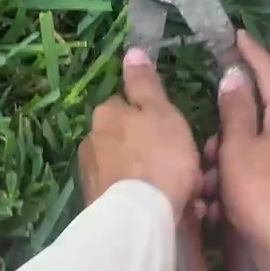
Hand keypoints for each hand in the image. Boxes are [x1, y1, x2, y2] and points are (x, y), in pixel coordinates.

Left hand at [78, 47, 200, 211]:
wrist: (139, 218)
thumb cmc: (159, 157)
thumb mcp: (161, 112)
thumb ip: (145, 84)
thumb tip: (132, 52)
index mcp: (106, 113)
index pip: (126, 104)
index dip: (151, 115)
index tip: (172, 131)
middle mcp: (91, 139)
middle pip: (125, 136)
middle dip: (148, 147)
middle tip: (180, 164)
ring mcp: (90, 172)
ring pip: (125, 165)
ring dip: (146, 173)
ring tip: (178, 191)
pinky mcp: (95, 202)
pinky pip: (124, 191)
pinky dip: (141, 195)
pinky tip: (163, 207)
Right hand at [216, 31, 269, 270]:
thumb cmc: (263, 191)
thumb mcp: (239, 147)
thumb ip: (235, 110)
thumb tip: (234, 76)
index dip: (253, 53)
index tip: (237, 35)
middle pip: (255, 115)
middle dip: (226, 124)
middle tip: (206, 140)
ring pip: (248, 147)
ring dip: (223, 158)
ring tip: (206, 179)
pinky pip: (251, 173)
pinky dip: (232, 180)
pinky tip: (215, 200)